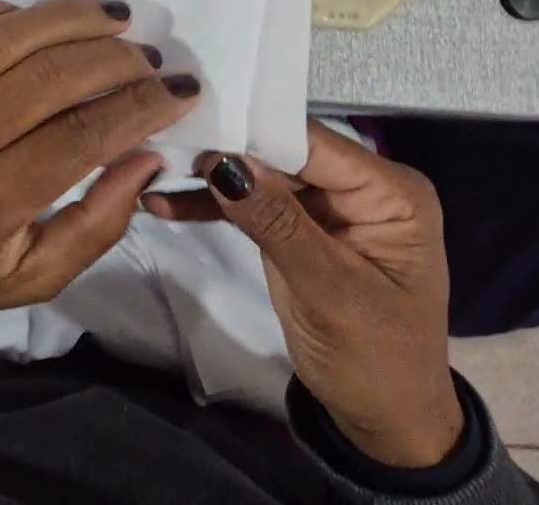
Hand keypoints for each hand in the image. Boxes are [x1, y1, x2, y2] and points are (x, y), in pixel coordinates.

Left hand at [0, 0, 201, 351]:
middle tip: (151, 60)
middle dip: (112, 61)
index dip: (137, 108)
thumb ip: (96, 224)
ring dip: (65, 19)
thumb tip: (146, 154)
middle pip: (43, 80)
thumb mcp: (31, 278)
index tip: (180, 90)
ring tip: (115, 18)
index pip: (75, 139)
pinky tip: (35, 17)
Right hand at [142, 120, 462, 469]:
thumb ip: (278, 223)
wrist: (383, 418)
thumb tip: (223, 163)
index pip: (311, 143)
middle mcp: (356, 186)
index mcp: (388, 192)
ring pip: (256, 174)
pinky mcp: (292, 224)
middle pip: (279, 151)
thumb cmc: (376, 359)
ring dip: (206, 175)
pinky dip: (209, 204)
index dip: (253, 130)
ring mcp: (322, 204)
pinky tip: (163, 203)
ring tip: (150, 166)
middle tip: (158, 137)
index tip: (192, 121)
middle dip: (222, 148)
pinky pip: (247, 203)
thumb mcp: (329, 292)